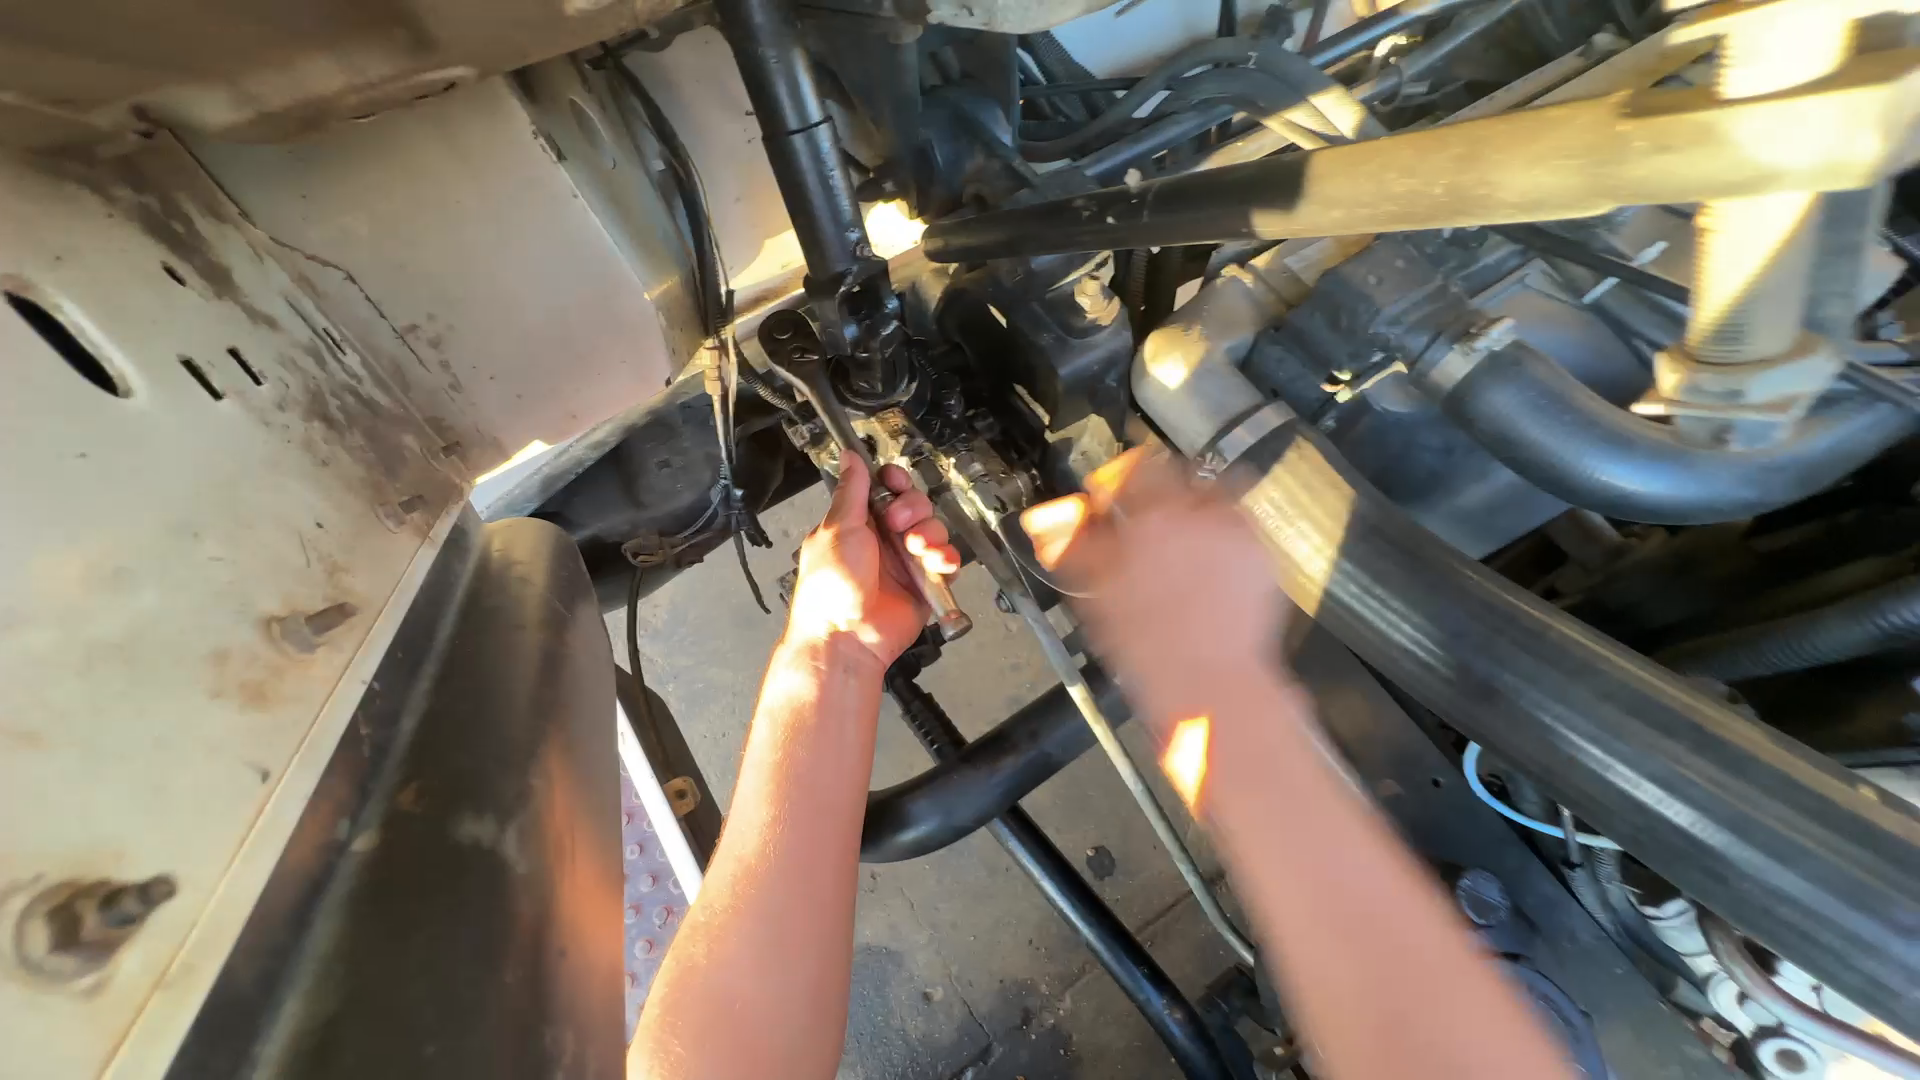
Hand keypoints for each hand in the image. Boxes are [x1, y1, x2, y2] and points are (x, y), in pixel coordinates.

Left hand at [786, 456, 962, 667]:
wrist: (848, 637)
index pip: (885, 488)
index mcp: (859, 522)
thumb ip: (852, 491)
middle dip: (912, 509)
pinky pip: (946, 560)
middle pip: (915, 504)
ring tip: (917, 550)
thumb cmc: (833, 583)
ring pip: (934, 529)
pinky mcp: (926, 583)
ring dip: (930, 534)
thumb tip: (848, 456)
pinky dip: (946, 558)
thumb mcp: (838, 528)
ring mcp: (907, 561)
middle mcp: (884, 538)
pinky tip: (937, 563)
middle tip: (897, 525)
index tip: (895, 482)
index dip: (895, 481)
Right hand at [1019, 447, 1289, 726]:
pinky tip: (1208, 562)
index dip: (1119, 478)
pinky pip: (1239, 523)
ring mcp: (1234, 530)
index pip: (1135, 467)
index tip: (1111, 495)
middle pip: (1176, 474)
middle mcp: (1198, 512)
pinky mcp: (1260, 553)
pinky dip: (1222, 531)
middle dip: (1158, 490)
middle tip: (1145, 520)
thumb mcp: (1097, 592)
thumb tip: (1046, 518)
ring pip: (1213, 493)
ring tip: (1181, 537)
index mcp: (1152, 516)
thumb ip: (1073, 544)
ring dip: (1194, 504)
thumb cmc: (1147, 643)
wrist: (1209, 680)